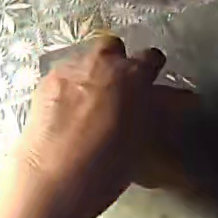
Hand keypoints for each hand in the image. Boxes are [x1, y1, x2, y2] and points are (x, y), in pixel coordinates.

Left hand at [14, 35, 165, 217]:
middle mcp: (101, 63)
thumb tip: (172, 102)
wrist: (57, 172)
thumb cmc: (110, 163)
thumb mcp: (143, 138)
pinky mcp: (45, 80)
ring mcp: (69, 69)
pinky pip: (62, 75)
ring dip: (89, 74)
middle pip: (111, 45)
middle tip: (116, 87)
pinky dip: (67, 87)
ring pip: (83, 60)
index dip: (151, 68)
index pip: (151, 57)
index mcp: (133, 75)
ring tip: (86, 103)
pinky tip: (64, 110)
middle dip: (115, 60)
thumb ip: (155, 111)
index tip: (150, 81)